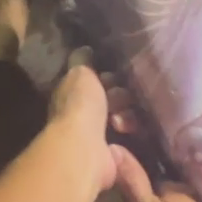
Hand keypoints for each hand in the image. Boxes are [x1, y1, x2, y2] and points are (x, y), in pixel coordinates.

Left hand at [45, 55, 119, 197]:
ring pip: (123, 113)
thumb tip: (86, 49)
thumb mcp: (79, 72)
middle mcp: (82, 115)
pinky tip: (124, 127)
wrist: (84, 147)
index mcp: (71, 94)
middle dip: (120, 93)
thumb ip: (83, 59)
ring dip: (126, 111)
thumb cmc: (79, 105)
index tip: (111, 75)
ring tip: (119, 115)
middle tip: (117, 94)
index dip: (105, 75)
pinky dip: (129, 128)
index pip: (95, 80)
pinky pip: (130, 132)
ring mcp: (97, 135)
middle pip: (112, 96)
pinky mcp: (113, 152)